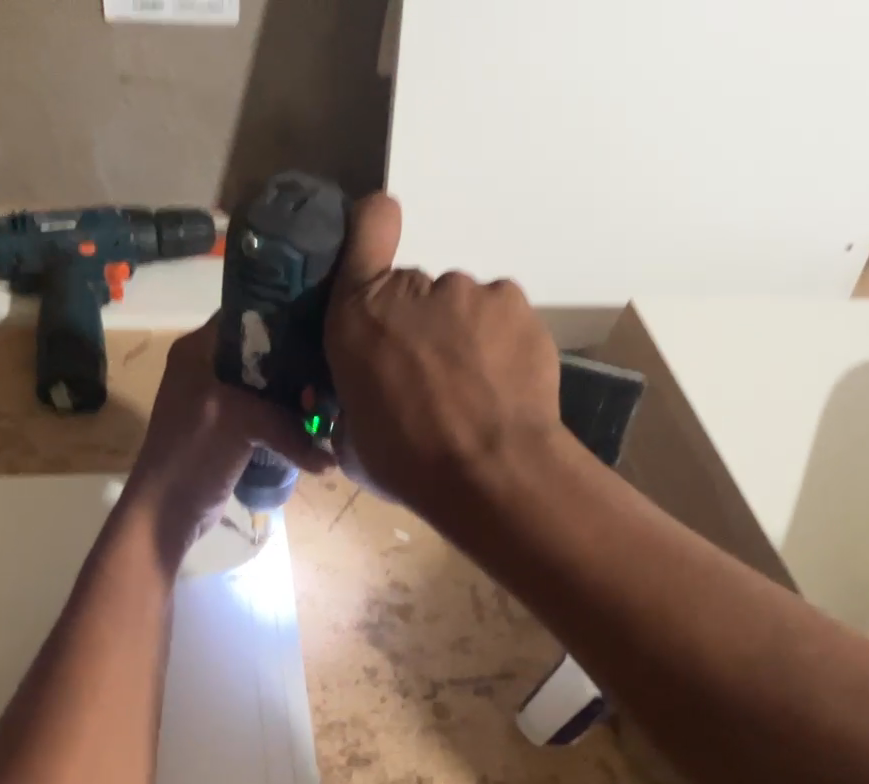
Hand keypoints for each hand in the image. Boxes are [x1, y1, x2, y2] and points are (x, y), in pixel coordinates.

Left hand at [125, 318, 333, 557]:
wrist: (167, 510)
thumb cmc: (192, 452)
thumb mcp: (238, 418)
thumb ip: (284, 416)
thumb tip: (329, 451)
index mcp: (199, 349)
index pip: (248, 314)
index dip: (285, 316)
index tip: (325, 324)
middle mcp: (210, 367)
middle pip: (267, 353)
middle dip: (301, 366)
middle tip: (335, 374)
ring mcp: (222, 400)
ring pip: (273, 388)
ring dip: (300, 402)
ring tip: (333, 408)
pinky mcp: (234, 431)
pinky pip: (272, 419)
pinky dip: (292, 429)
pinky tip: (319, 440)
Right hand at [323, 194, 565, 513]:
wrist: (489, 473)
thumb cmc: (406, 461)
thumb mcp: (351, 437)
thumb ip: (351, 397)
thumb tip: (360, 403)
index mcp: (356, 316)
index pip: (368, 225)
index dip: (374, 227)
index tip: (380, 242)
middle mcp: (413, 288)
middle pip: (414, 292)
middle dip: (419, 325)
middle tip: (431, 378)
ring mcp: (470, 292)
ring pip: (461, 307)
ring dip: (462, 338)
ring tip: (473, 390)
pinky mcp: (517, 307)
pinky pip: (501, 319)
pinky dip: (500, 344)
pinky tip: (502, 385)